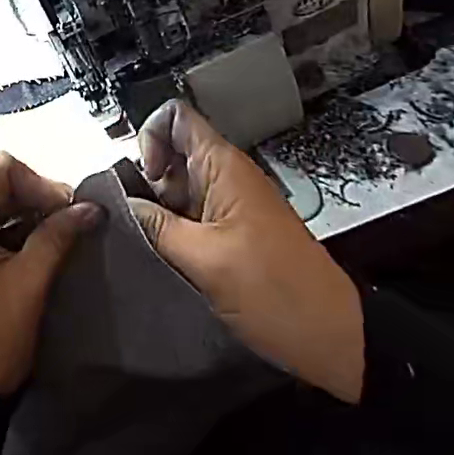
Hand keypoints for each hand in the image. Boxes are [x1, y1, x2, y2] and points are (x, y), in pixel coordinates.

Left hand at [0, 153, 104, 395]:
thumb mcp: (29, 285)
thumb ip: (58, 236)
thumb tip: (91, 207)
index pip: (0, 169)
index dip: (39, 183)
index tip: (67, 210)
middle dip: (35, 196)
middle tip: (68, 222)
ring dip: (26, 210)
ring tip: (56, 233)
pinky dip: (11, 222)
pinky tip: (34, 242)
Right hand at [128, 100, 365, 402]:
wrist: (333, 337)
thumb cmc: (278, 293)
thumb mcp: (205, 259)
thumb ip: (155, 226)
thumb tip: (119, 204)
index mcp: (223, 167)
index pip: (175, 117)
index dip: (150, 136)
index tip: (145, 178)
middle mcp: (225, 176)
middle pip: (169, 153)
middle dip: (147, 181)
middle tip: (141, 219)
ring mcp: (229, 202)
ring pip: (176, 186)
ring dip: (158, 210)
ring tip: (152, 244)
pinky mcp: (231, 229)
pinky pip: (190, 213)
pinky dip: (173, 229)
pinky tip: (169, 258)